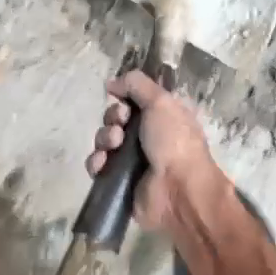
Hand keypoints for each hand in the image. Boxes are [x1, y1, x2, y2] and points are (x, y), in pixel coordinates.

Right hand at [85, 70, 225, 235]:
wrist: (178, 191)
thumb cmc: (174, 141)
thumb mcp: (161, 101)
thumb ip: (136, 84)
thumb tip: (112, 83)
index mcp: (161, 115)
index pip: (133, 99)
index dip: (124, 97)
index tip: (123, 99)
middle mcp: (147, 135)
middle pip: (116, 117)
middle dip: (113, 117)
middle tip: (121, 124)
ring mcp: (132, 159)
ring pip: (105, 139)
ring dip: (105, 138)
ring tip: (115, 145)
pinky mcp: (119, 181)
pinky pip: (98, 165)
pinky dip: (96, 162)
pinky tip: (102, 163)